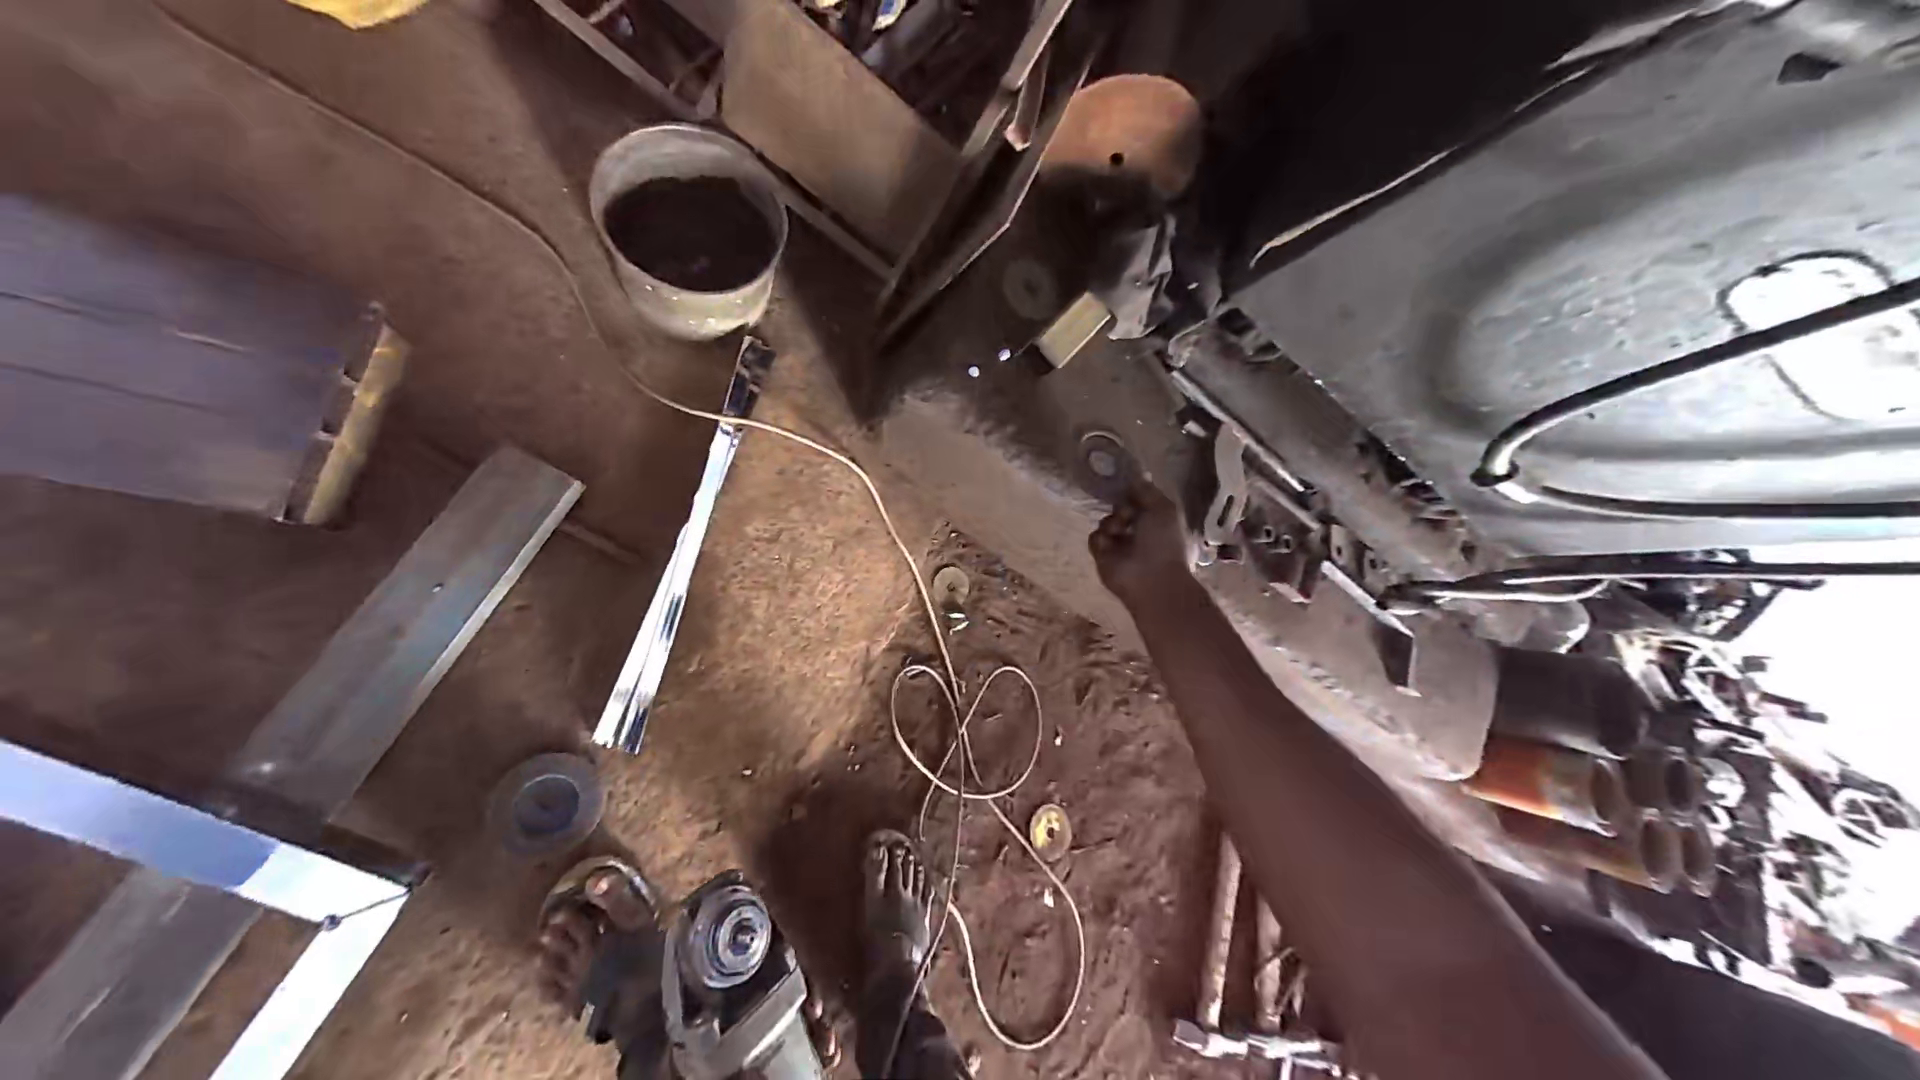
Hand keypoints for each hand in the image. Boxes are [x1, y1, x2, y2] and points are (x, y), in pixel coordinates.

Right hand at [1089, 482, 1191, 606]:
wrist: (1151, 578)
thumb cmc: (1163, 542)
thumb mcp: (1163, 508)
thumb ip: (1147, 491)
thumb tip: (1136, 476)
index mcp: (1155, 519)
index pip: (1138, 499)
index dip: (1131, 491)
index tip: (1123, 482)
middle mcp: (1137, 530)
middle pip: (1119, 508)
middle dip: (1121, 506)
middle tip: (1126, 513)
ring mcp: (1118, 544)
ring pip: (1105, 521)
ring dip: (1112, 523)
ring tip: (1120, 532)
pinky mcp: (1102, 556)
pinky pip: (1095, 537)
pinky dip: (1101, 539)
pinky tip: (1110, 546)